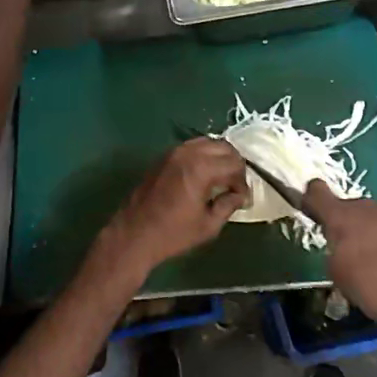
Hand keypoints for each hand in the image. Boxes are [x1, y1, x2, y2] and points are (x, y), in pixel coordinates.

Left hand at [100, 138, 247, 276]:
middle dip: (234, 165)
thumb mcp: (208, 225)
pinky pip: (191, 147)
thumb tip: (240, 196)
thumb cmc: (172, 234)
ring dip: (219, 157)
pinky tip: (204, 175)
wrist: (134, 234)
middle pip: (223, 147)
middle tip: (235, 186)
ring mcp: (173, 152)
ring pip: (207, 143)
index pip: (235, 164)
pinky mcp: (163, 157)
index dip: (243, 182)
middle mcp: (188, 153)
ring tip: (221, 179)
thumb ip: (228, 205)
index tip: (242, 198)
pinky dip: (203, 155)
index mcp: (201, 168)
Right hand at [309, 183, 376, 355]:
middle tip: (349, 251)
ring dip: (373, 233)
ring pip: (375, 218)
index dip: (312, 199)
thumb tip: (341, 247)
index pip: (317, 192)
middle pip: (350, 208)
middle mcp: (368, 207)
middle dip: (348, 225)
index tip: (312, 211)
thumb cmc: (375, 287)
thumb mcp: (339, 275)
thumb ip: (335, 252)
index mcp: (341, 217)